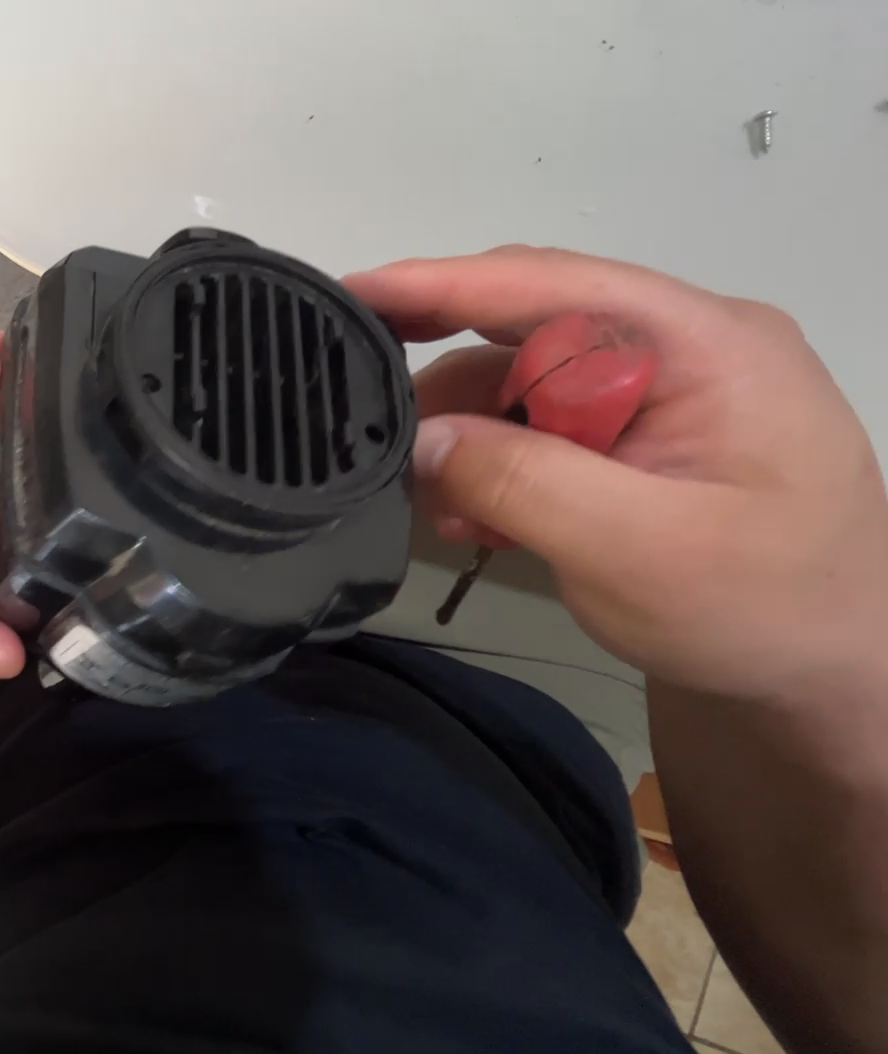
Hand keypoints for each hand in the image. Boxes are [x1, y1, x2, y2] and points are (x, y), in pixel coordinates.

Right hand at [344, 247, 887, 707]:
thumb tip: (417, 438)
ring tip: (432, 501)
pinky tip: (468, 517)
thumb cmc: (755, 605)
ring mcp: (636, 393)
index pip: (549, 286)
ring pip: (504, 382)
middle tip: (351, 397)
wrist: (808, 665)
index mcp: (700, 345)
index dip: (440, 283)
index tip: (350, 292)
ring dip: (454, 436)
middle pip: (518, 323)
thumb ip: (520, 482)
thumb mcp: (635, 546)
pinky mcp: (609, 436)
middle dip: (435, 362)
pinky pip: (514, 428)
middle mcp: (665, 350)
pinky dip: (474, 466)